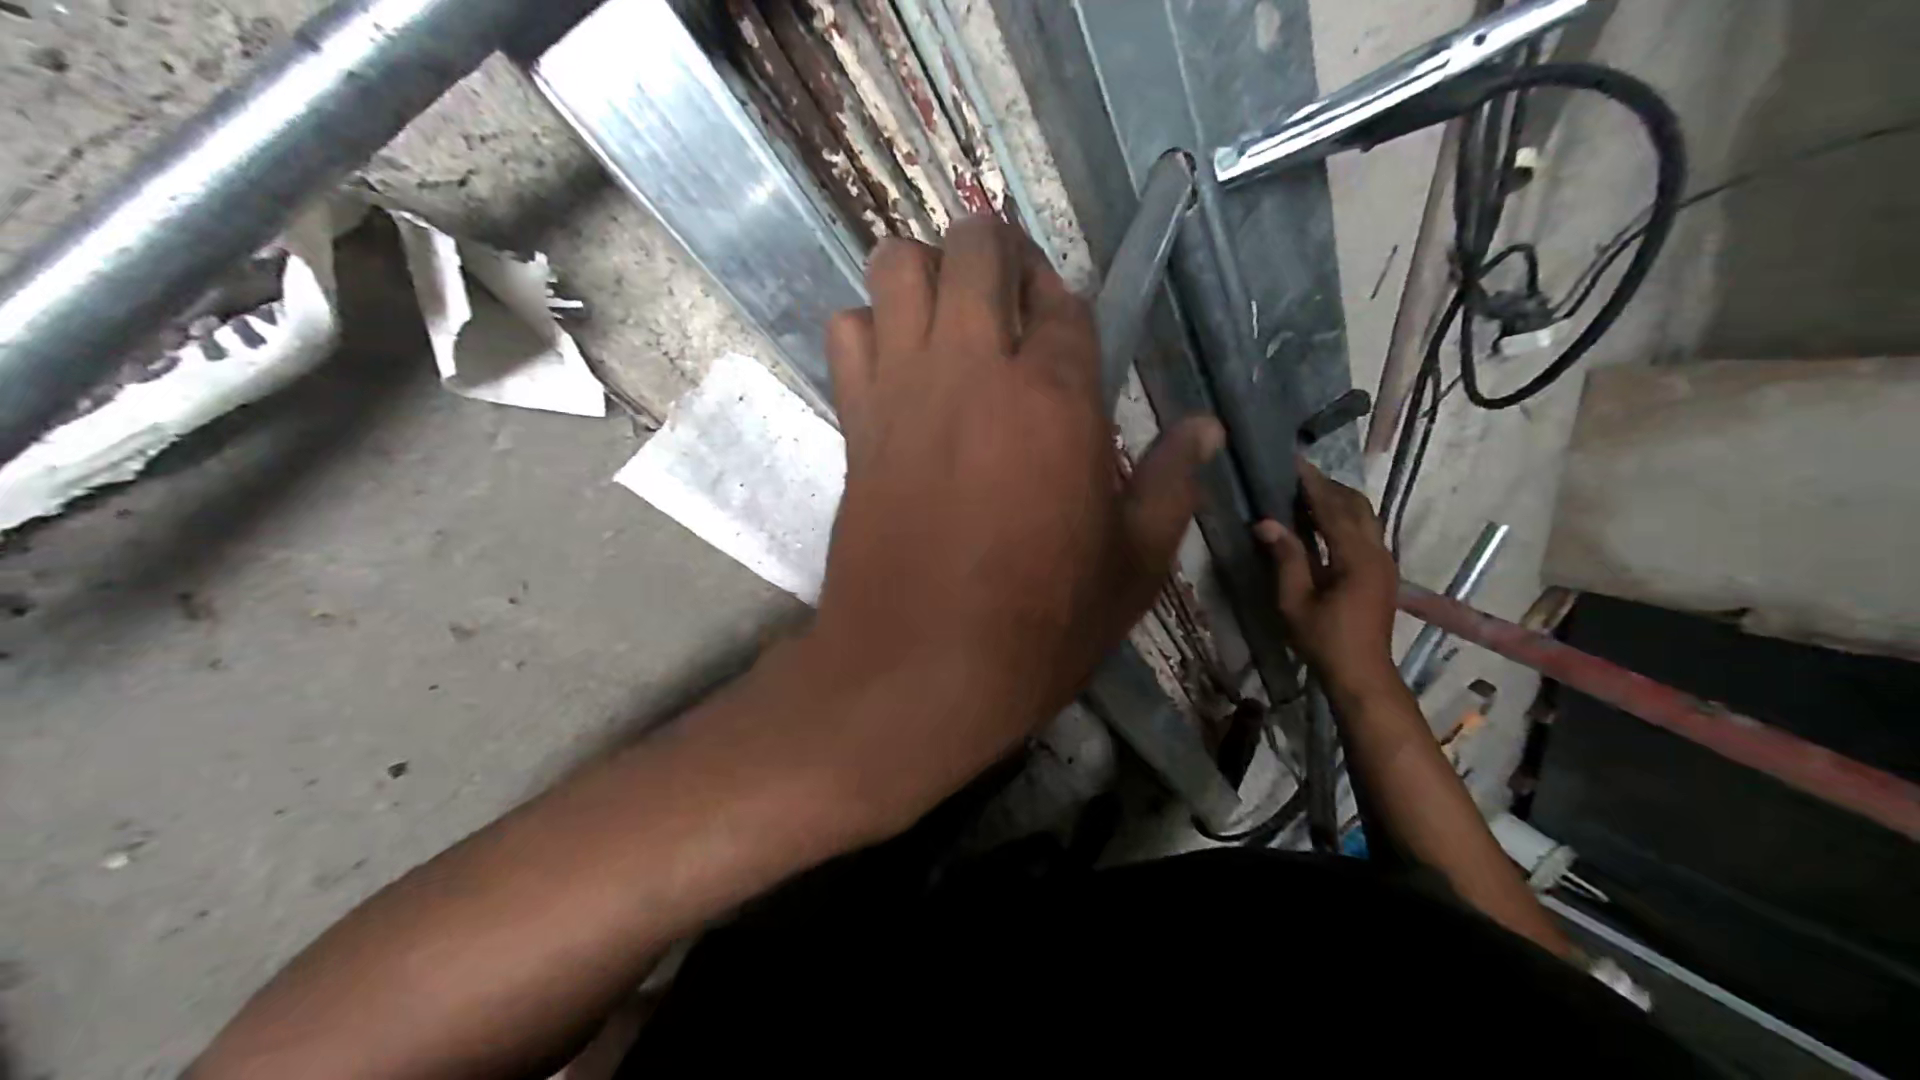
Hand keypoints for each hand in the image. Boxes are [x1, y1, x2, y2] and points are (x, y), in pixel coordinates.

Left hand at [806, 216, 1221, 826]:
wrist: (920, 670)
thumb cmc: (1039, 626)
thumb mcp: (1133, 567)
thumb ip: (1171, 485)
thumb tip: (1204, 430)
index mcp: (1056, 400)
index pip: (1062, 301)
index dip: (1062, 298)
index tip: (1060, 319)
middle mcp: (975, 371)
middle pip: (976, 247)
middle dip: (995, 249)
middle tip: (1006, 292)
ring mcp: (904, 390)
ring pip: (897, 268)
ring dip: (924, 270)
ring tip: (945, 312)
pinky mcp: (855, 422)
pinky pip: (844, 332)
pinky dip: (867, 327)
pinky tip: (893, 364)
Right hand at [1255, 460, 1399, 696]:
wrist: (1362, 673)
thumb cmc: (1323, 639)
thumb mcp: (1295, 601)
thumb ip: (1286, 558)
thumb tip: (1266, 522)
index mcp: (1356, 557)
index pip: (1333, 508)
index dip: (1312, 484)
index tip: (1294, 462)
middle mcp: (1377, 552)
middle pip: (1356, 505)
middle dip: (1328, 486)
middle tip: (1296, 476)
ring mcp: (1384, 561)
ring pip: (1365, 517)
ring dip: (1338, 501)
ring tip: (1306, 494)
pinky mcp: (1381, 571)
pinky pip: (1365, 531)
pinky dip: (1344, 517)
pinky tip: (1321, 522)